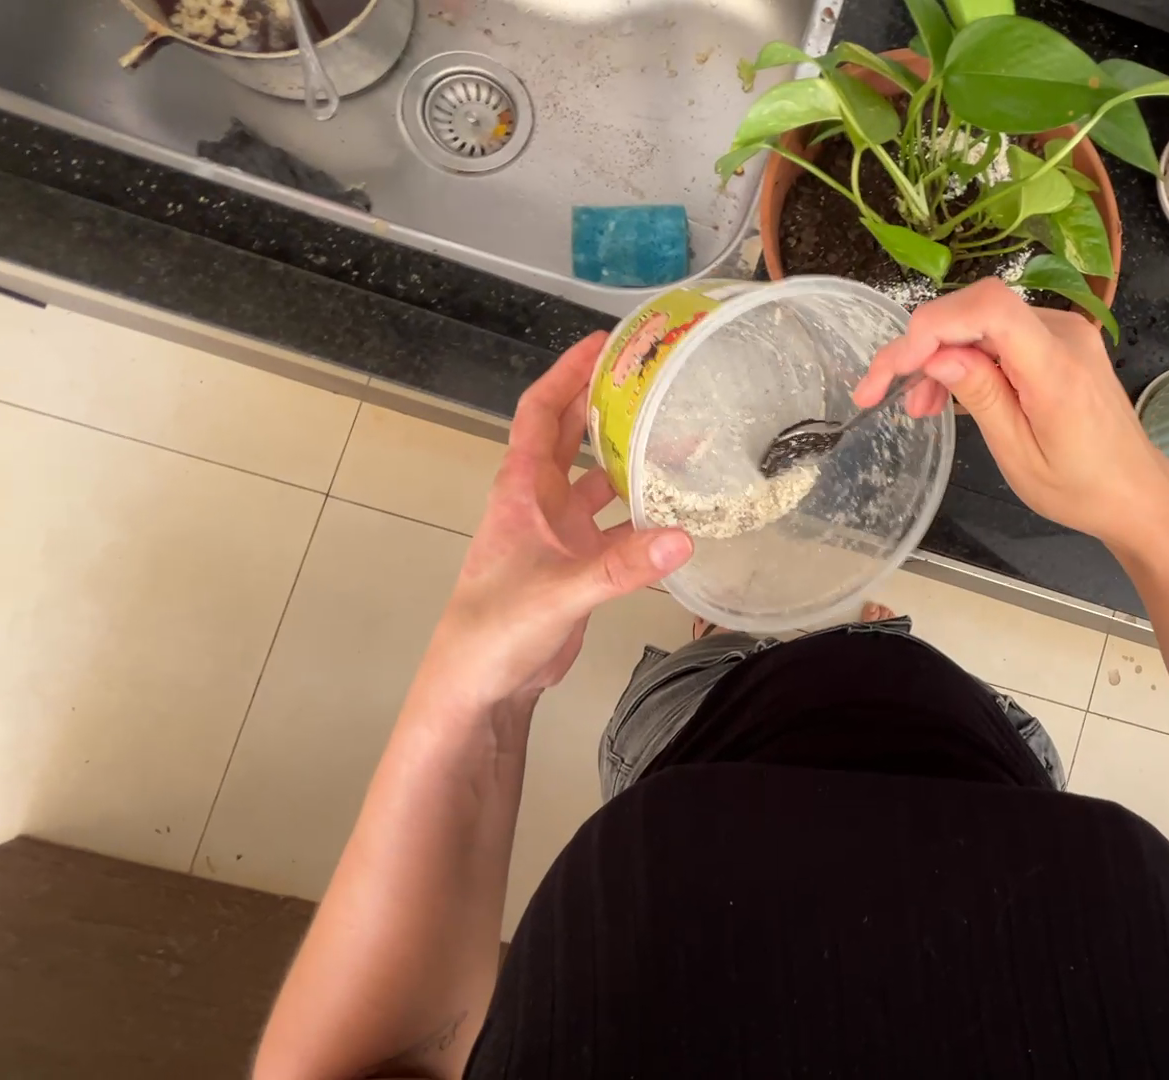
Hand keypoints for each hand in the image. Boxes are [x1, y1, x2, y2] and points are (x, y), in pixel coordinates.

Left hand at [410, 334, 693, 715]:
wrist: (482, 685)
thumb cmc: (496, 628)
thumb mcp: (558, 591)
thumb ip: (620, 567)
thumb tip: (686, 538)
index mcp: (521, 489)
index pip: (539, 413)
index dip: (567, 374)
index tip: (604, 343)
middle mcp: (541, 501)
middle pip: (570, 435)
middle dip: (603, 402)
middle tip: (652, 379)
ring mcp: (561, 532)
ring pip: (599, 480)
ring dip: (630, 458)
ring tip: (678, 438)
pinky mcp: (581, 562)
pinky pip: (617, 523)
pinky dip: (644, 514)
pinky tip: (678, 512)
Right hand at [855, 279, 1168, 555]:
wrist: (1134, 490)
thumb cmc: (1079, 488)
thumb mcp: (1020, 456)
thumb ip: (982, 398)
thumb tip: (937, 355)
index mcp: (1057, 369)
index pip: (989, 310)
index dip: (932, 326)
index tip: (895, 368)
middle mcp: (1064, 334)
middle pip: (976, 312)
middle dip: (921, 346)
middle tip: (884, 393)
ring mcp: (1064, 333)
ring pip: (982, 324)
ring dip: (939, 356)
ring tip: (917, 407)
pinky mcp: (1058, 341)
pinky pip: (1000, 336)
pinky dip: (966, 360)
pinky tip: (946, 394)